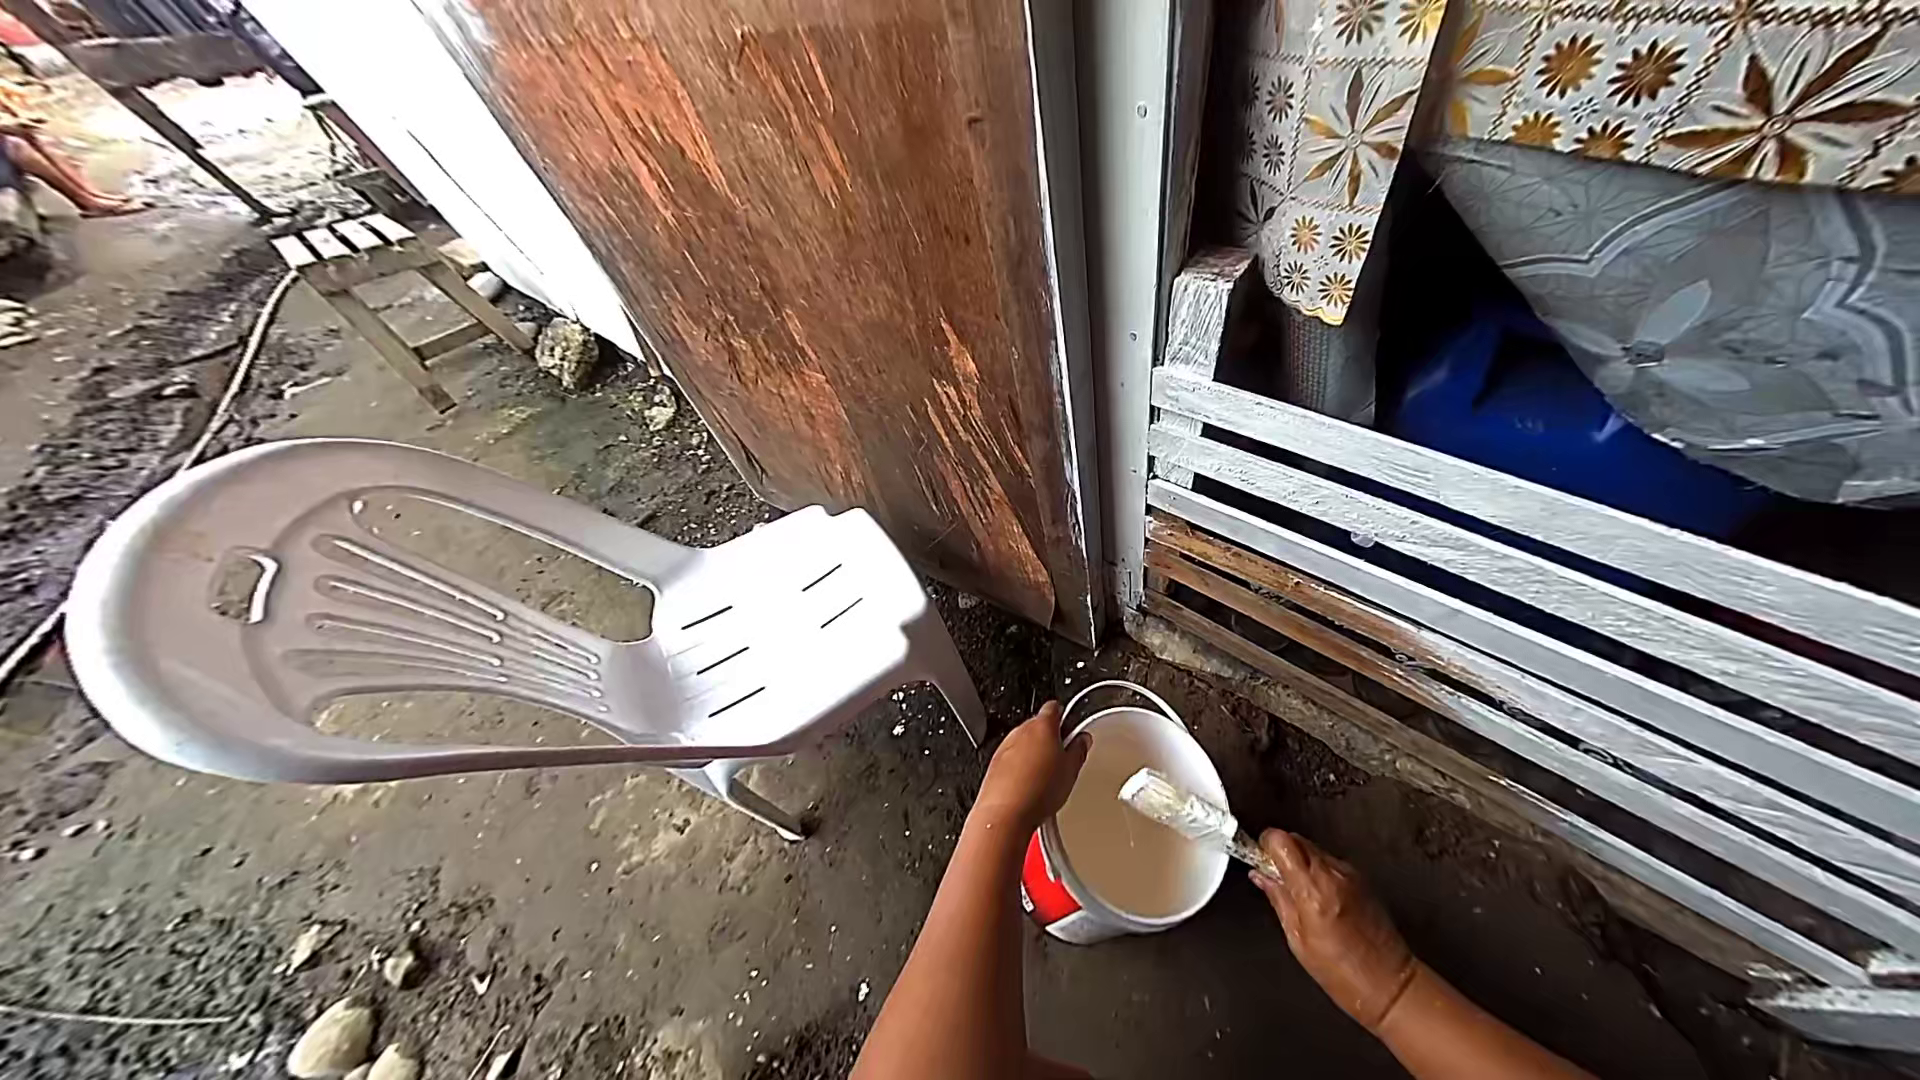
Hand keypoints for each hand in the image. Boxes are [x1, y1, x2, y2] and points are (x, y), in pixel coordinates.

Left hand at [971, 701, 1088, 833]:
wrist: (1006, 813)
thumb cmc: (1037, 791)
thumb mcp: (1071, 770)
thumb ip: (1079, 749)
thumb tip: (1083, 740)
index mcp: (1042, 725)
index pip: (1054, 708)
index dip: (1064, 715)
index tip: (1070, 727)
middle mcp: (1021, 730)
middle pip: (1038, 725)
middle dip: (1050, 737)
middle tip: (1063, 757)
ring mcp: (1006, 746)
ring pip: (1024, 742)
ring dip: (1034, 752)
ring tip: (1046, 777)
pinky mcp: (995, 762)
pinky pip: (1011, 758)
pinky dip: (1019, 766)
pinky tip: (1029, 785)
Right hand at [1251, 829, 1416, 1032]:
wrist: (1392, 987)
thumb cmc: (1344, 973)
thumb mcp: (1297, 939)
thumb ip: (1277, 899)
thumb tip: (1261, 876)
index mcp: (1313, 891)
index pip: (1280, 840)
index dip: (1266, 845)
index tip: (1260, 858)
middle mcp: (1333, 876)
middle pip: (1295, 839)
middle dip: (1280, 851)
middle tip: (1275, 875)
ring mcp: (1350, 875)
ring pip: (1311, 848)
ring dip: (1299, 860)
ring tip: (1299, 890)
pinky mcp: (1362, 880)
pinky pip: (1329, 861)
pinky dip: (1317, 870)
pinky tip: (1319, 897)